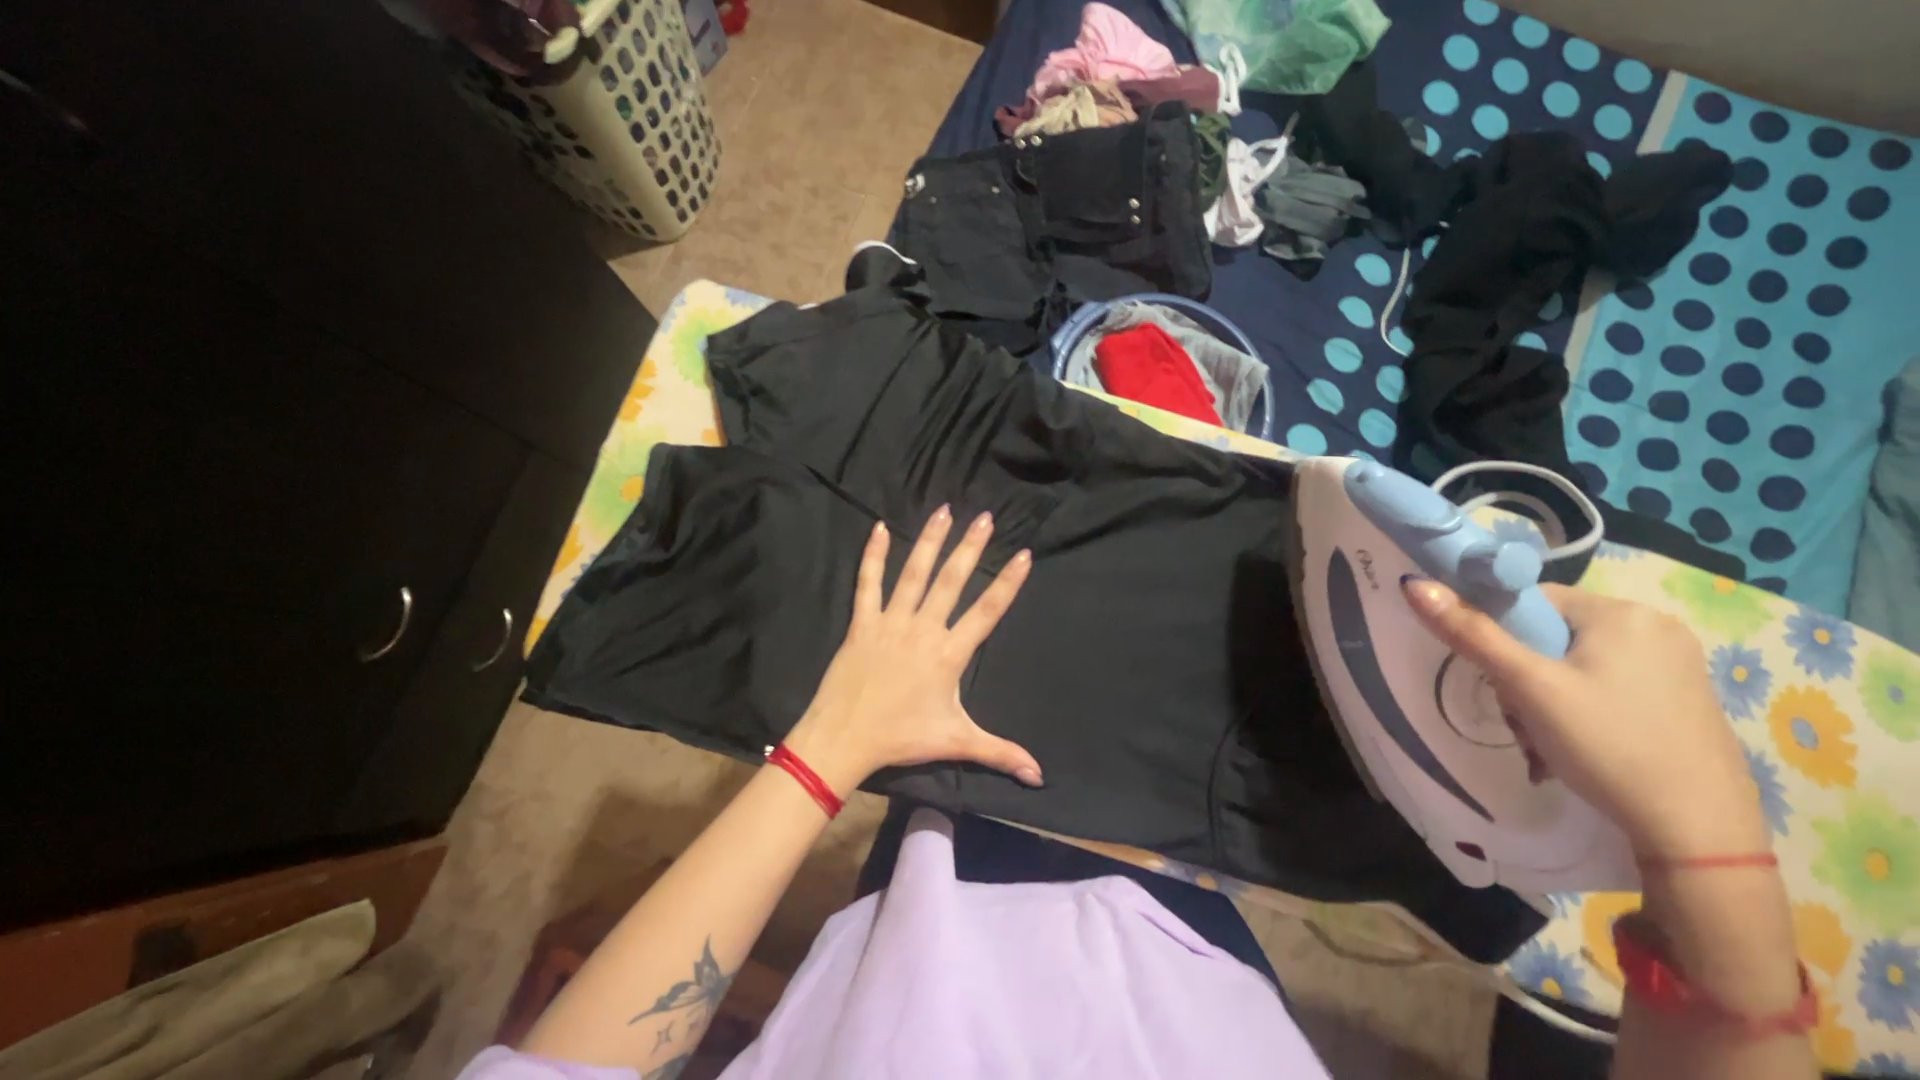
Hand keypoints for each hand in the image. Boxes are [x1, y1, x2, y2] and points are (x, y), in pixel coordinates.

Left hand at [782, 506, 1041, 795]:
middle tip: (986, 517)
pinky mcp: (862, 622)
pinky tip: (879, 528)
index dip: (1007, 582)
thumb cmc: (900, 738)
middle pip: (952, 580)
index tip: (1023, 554)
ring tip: (944, 510)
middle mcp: (923, 629)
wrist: (844, 738)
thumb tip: (1039, 775)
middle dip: (971, 547)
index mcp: (949, 653)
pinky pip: (868, 582)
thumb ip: (1000, 752)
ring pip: (914, 573)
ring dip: (930, 541)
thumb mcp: (956, 742)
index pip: (987, 611)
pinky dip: (873, 555)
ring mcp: (890, 622)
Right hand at [1400, 578, 1766, 859]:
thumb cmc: (1607, 745)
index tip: (1502, 682)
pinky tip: (1582, 747)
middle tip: (1525, 723)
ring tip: (1548, 744)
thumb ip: (1471, 633)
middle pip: (1554, 634)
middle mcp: (1656, 624)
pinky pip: (1612, 685)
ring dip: (1549, 698)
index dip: (1502, 636)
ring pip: (1579, 663)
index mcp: (1620, 611)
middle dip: (1525, 678)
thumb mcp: (1528, 688)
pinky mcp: (1687, 696)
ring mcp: (1678, 662)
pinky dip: (1584, 710)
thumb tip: (1414, 583)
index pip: (1532, 600)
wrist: (1697, 829)